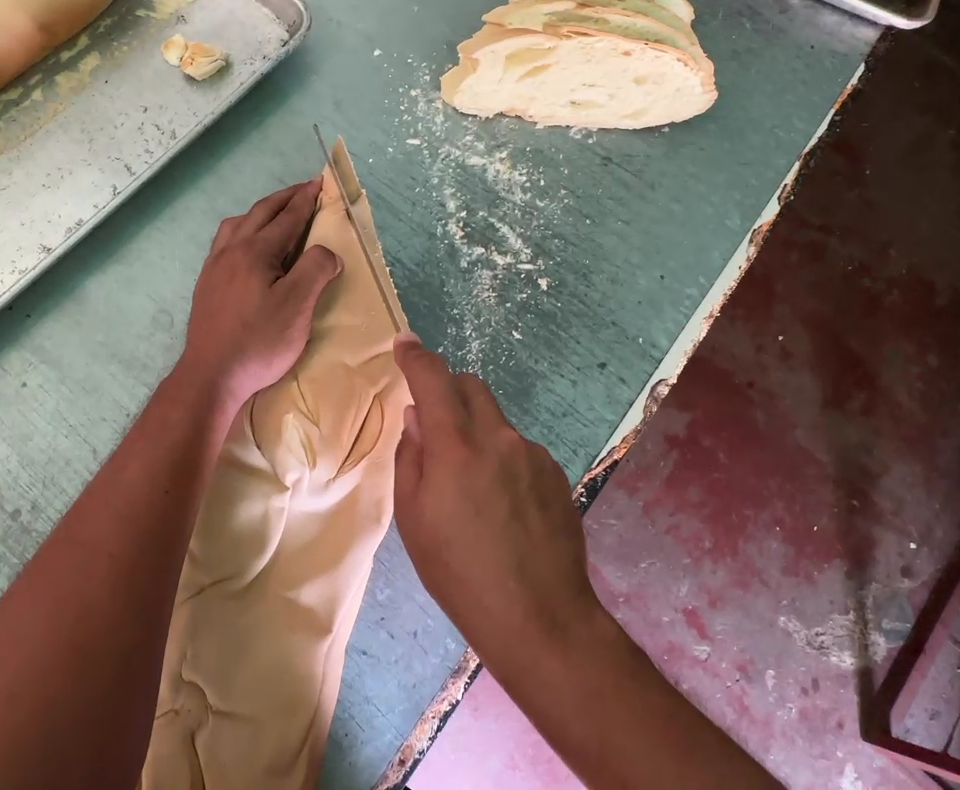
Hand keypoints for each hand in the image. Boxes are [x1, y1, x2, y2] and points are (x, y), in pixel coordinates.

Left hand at [176, 180, 340, 410]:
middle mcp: (230, 250)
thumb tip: (327, 252)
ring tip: (276, 216)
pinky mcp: (206, 284)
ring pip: (237, 225)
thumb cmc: (258, 342)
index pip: (287, 218)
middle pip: (260, 213)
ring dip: (260, 214)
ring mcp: (214, 267)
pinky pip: (225, 243)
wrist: (211, 375)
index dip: (306, 201)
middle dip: (284, 199)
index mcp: (255, 251)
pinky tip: (247, 248)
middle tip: (304, 191)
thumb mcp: (297, 306)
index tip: (319, 184)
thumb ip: (315, 270)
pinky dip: (243, 231)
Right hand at [392, 336, 603, 666]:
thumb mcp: (413, 518)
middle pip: (471, 386)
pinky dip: (502, 458)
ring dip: (476, 430)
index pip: (432, 379)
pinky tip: (502, 505)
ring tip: (470, 484)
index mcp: (456, 446)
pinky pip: (519, 449)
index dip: (415, 356)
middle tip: (434, 423)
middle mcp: (499, 438)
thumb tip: (418, 418)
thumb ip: (411, 457)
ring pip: (497, 420)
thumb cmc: (458, 572)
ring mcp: (533, 455)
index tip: (404, 343)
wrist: (538, 616)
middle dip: (448, 391)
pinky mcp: (555, 475)